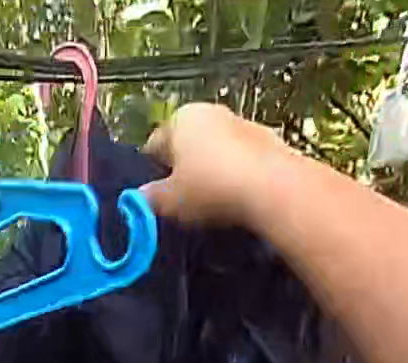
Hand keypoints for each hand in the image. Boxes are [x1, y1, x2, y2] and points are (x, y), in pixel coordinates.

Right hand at [139, 103, 298, 226]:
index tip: (154, 201)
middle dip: (181, 171)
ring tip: (209, 206)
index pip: (153, 147)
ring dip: (208, 173)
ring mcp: (240, 122)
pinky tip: (233, 200)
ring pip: (213, 151)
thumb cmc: (209, 189)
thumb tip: (137, 199)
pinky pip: (238, 160)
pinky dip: (233, 175)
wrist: (270, 187)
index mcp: (179, 119)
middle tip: (181, 205)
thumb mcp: (169, 202)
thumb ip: (149, 199)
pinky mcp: (266, 139)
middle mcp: (209, 111)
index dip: (150, 175)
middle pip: (185, 146)